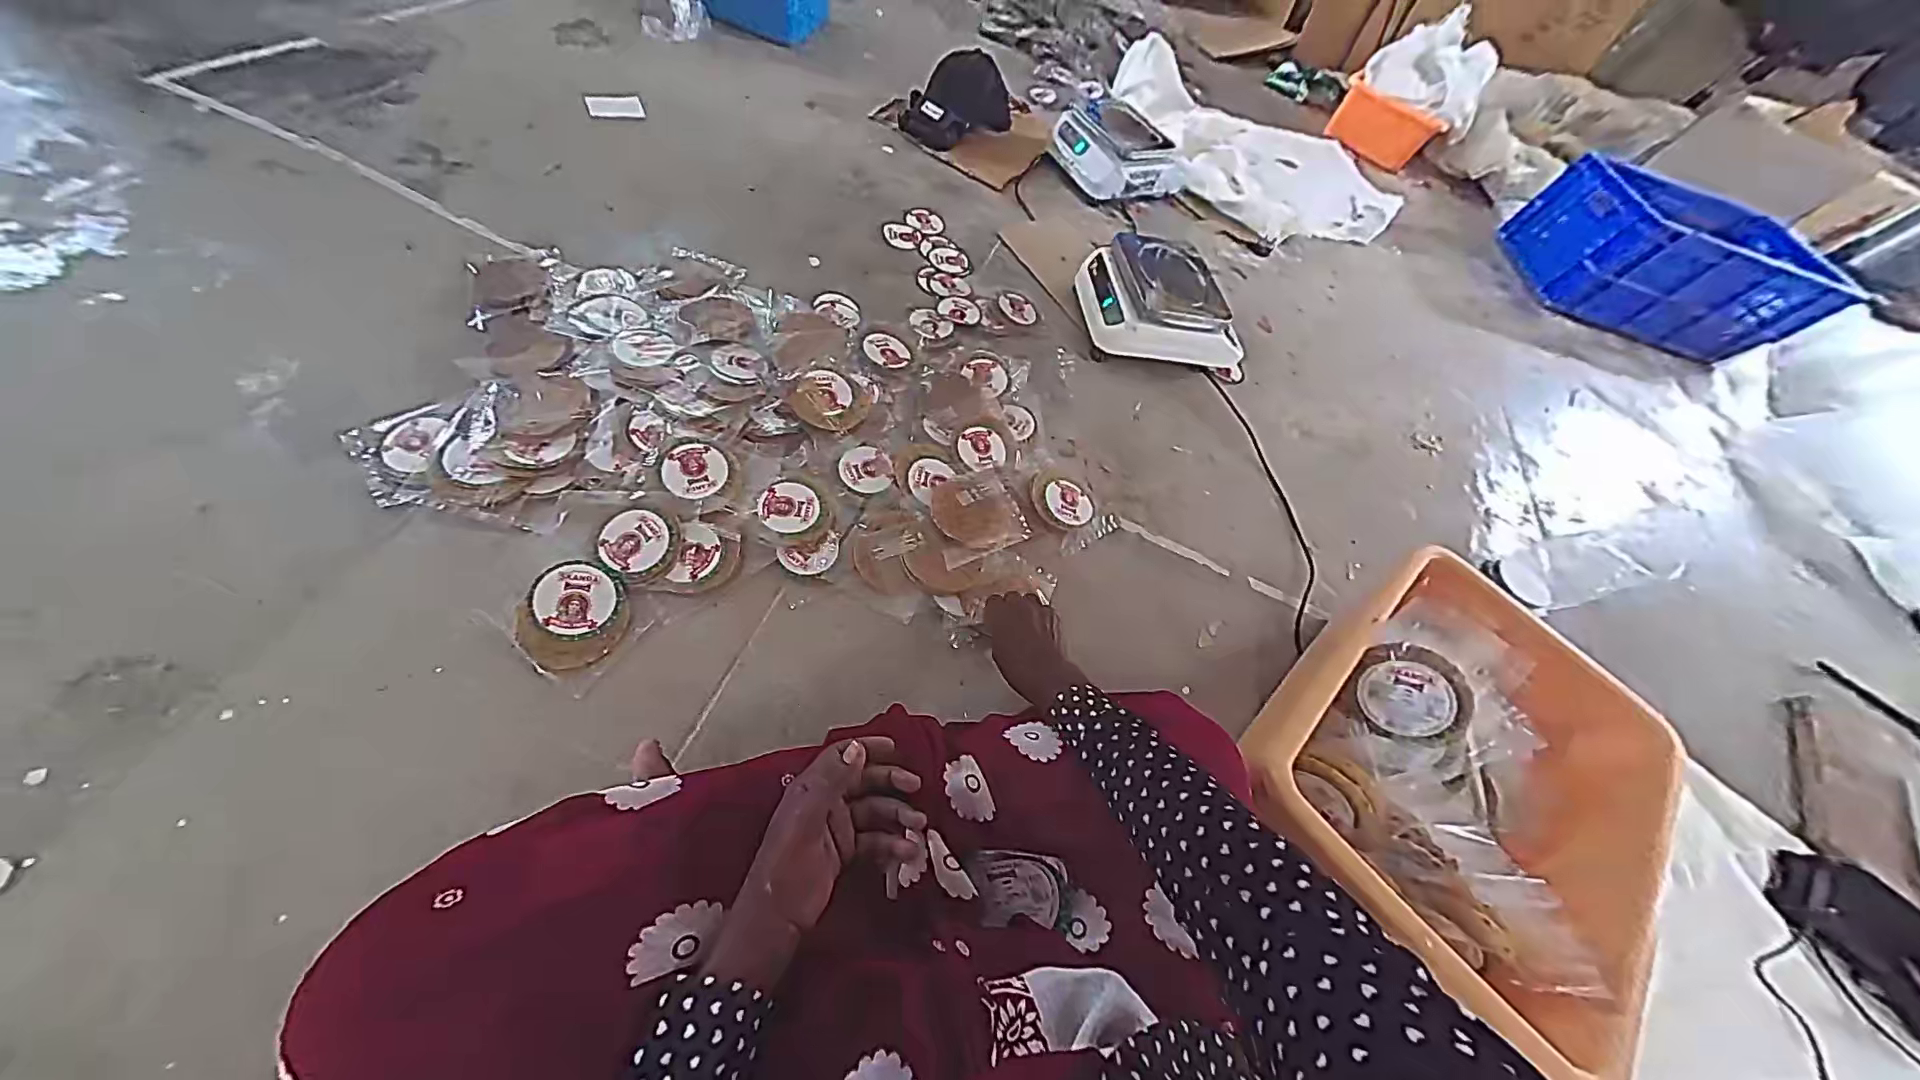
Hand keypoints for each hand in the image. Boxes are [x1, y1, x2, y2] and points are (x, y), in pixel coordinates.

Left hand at [702, 737, 921, 987]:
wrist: (776, 920)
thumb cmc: (785, 866)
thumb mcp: (806, 819)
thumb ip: (830, 782)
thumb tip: (857, 749)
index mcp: (812, 788)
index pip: (842, 756)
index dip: (867, 748)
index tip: (895, 748)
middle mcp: (826, 802)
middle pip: (864, 781)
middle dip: (891, 781)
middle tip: (916, 785)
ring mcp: (837, 828)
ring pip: (874, 811)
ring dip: (897, 815)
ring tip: (918, 825)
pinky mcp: (845, 852)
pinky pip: (875, 839)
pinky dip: (892, 843)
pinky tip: (907, 852)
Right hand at [984, 592, 1089, 707]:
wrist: (1046, 674)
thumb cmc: (1019, 667)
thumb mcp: (997, 651)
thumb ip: (997, 634)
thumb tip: (1000, 635)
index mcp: (998, 612)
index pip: (992, 601)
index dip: (993, 612)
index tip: (994, 619)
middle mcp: (1018, 605)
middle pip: (1011, 596)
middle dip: (1010, 607)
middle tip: (1009, 623)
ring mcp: (1037, 608)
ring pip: (1028, 599)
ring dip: (1026, 608)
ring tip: (1025, 624)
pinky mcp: (1052, 615)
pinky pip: (1044, 609)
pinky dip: (1041, 616)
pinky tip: (1039, 628)